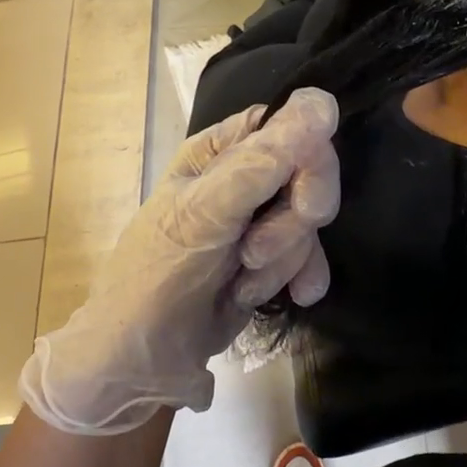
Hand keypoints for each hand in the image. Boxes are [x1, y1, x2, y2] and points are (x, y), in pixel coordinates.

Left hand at [19, 89, 340, 434]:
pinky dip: (302, 276)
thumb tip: (323, 105)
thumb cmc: (159, 274)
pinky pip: (313, 252)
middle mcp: (246, 174)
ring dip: (284, 257)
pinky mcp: (275, 256)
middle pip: (310, 170)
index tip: (299, 190)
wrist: (144, 362)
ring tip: (245, 282)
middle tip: (258, 249)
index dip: (305, 152)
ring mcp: (263, 217)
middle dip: (292, 218)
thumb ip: (263, 161)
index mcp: (221, 150)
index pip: (288, 123)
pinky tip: (288, 297)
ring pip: (311, 217)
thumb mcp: (206, 213)